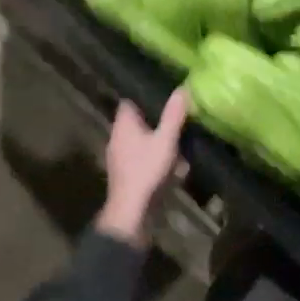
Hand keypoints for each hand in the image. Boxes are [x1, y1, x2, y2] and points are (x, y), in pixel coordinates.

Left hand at [97, 88, 189, 246]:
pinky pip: (144, 160)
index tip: (163, 93)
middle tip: (179, 120)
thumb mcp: (165, 140)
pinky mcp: (127, 175)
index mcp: (123, 126)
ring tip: (181, 146)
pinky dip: (158, 161)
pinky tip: (175, 169)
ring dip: (160, 144)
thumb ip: (173, 116)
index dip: (145, 96)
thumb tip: (182, 89)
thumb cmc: (146, 171)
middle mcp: (117, 138)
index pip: (129, 102)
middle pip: (138, 123)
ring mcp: (120, 158)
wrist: (131, 211)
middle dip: (158, 122)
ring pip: (143, 143)